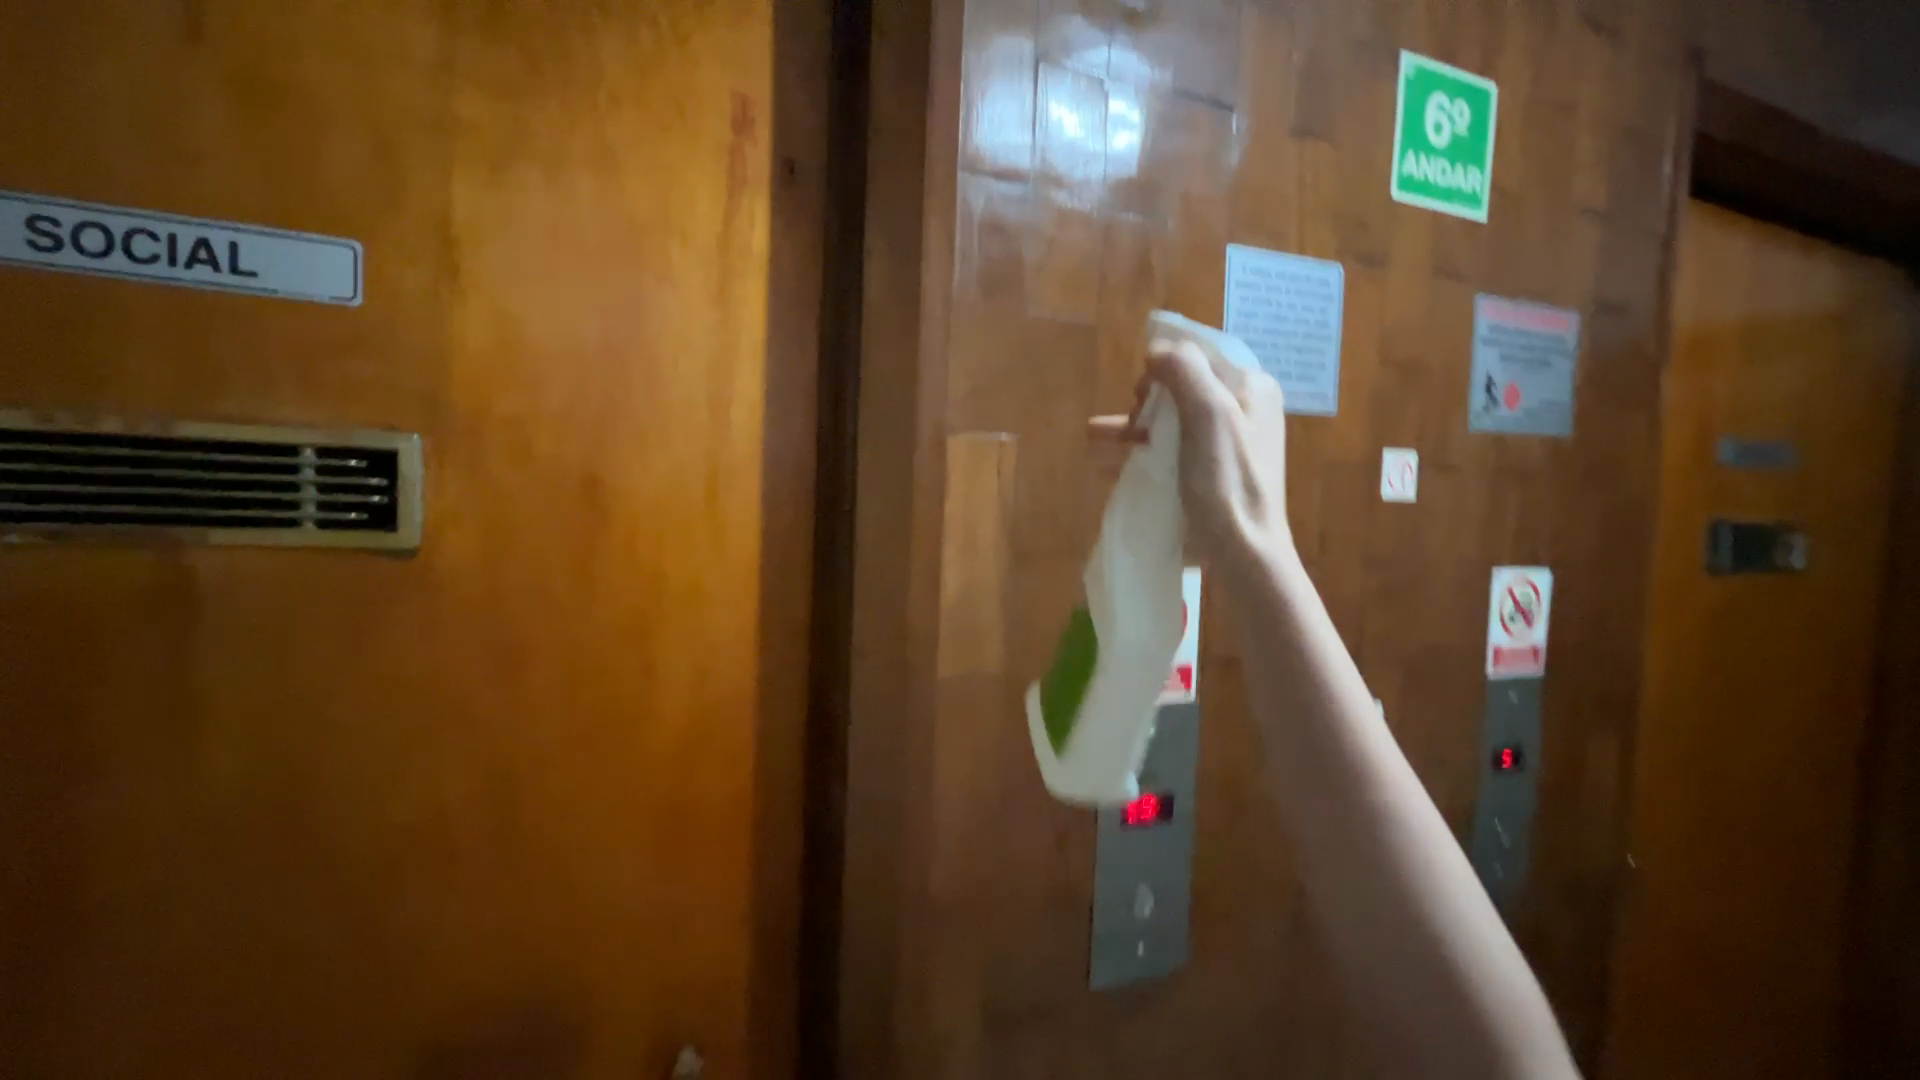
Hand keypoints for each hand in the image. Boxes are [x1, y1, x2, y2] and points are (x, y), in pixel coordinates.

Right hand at [1090, 338, 1292, 568]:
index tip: (1141, 395)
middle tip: (1131, 428)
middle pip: (1180, 388)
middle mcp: (1241, 408)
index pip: (1198, 354)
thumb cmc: (1228, 481)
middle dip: (1145, 402)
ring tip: (1095, 440)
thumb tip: (1156, 349)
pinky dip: (1140, 452)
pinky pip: (1170, 450)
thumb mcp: (1210, 414)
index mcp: (1250, 386)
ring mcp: (1225, 443)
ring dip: (1132, 428)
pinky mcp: (1209, 473)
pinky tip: (1109, 462)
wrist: (1243, 552)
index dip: (1162, 368)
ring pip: (1169, 421)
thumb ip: (1184, 370)